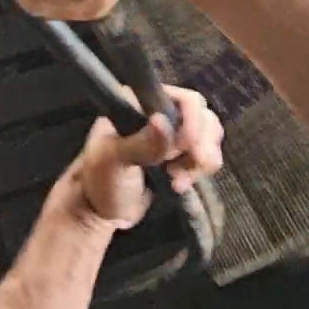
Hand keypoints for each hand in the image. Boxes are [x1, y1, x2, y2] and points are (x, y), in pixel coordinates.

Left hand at [47, 86, 223, 232]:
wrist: (100, 209)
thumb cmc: (100, 178)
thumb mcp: (114, 161)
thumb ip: (140, 144)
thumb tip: (162, 122)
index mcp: (140, 101)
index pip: (183, 99)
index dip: (192, 122)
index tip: (185, 148)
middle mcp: (159, 110)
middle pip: (203, 116)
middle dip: (201, 144)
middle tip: (189, 165)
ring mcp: (171, 133)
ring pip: (209, 135)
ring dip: (202, 160)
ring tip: (178, 179)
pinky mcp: (179, 155)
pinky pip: (205, 155)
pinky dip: (199, 170)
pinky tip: (178, 184)